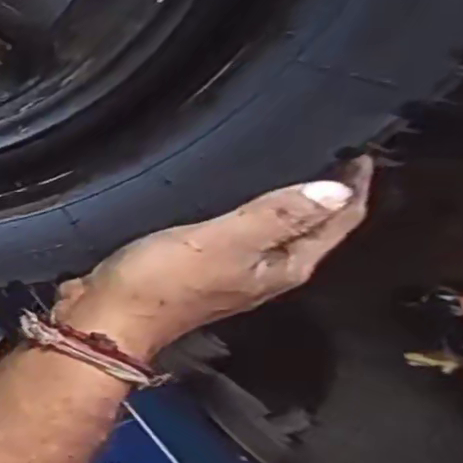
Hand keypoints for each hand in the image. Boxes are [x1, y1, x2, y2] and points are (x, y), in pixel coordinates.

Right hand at [54, 157, 373, 361]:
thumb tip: (338, 189)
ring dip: (283, 201)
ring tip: (278, 165)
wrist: (108, 316)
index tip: (354, 146)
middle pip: (311, 227)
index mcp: (286, 266)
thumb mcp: (220, 242)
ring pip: (275, 230)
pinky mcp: (198, 268)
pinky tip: (225, 197)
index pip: (338, 221)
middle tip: (321, 147)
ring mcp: (232, 272)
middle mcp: (268, 271)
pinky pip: (237, 233)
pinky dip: (245, 211)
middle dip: (322, 190)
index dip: (352, 184)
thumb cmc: (163, 280)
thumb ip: (274, 217)